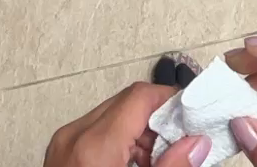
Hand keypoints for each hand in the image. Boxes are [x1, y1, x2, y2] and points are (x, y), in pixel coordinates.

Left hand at [44, 82, 208, 166]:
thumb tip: (196, 144)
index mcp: (94, 147)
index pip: (140, 97)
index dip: (171, 101)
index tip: (195, 117)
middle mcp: (73, 136)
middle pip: (126, 104)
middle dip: (159, 121)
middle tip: (184, 145)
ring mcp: (63, 144)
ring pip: (112, 116)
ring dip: (141, 134)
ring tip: (160, 164)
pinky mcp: (60, 153)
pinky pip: (97, 133)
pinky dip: (121, 143)